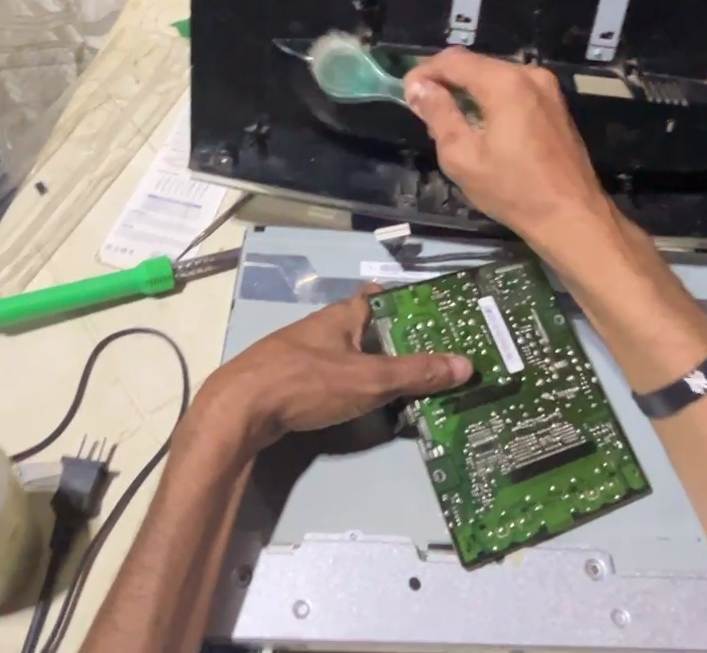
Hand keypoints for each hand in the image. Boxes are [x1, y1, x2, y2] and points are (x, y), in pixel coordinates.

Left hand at [198, 292, 473, 451]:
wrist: (240, 410)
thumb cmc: (307, 381)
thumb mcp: (369, 379)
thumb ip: (416, 373)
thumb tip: (467, 365)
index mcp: (343, 315)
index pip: (380, 296)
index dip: (407, 303)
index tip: (436, 316)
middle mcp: (324, 327)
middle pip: (368, 328)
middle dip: (398, 341)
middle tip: (435, 358)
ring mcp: (304, 354)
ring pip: (350, 355)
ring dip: (376, 367)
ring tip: (410, 385)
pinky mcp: (290, 380)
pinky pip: (333, 378)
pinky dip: (354, 387)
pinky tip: (368, 406)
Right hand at [403, 47, 611, 240]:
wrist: (572, 215)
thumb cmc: (512, 190)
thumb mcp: (462, 155)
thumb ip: (438, 114)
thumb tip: (419, 87)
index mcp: (505, 83)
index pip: (453, 60)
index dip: (424, 71)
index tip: (407, 94)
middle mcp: (529, 75)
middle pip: (475, 64)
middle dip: (445, 81)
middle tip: (423, 109)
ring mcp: (547, 88)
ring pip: (494, 75)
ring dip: (467, 90)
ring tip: (448, 120)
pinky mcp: (555, 104)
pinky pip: (513, 89)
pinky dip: (490, 98)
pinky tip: (479, 124)